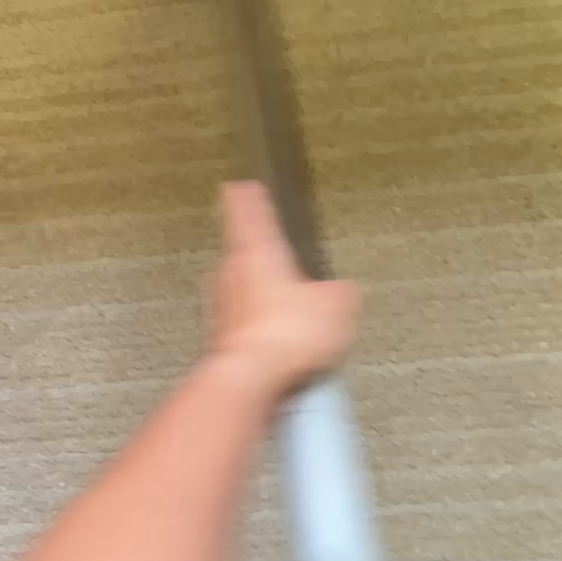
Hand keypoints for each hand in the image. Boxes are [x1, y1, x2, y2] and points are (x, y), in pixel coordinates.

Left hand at [208, 180, 359, 394]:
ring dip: (260, 296)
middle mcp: (230, 272)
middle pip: (242, 252)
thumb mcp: (335, 306)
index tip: (238, 186)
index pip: (248, 214)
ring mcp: (219, 301)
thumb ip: (340, 293)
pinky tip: (278, 342)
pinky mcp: (219, 331)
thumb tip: (341, 292)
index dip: (246, 199)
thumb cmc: (285, 333)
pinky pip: (243, 321)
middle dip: (261, 257)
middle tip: (274, 257)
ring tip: (287, 312)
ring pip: (241, 289)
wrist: (247, 375)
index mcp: (256, 252)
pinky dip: (259, 326)